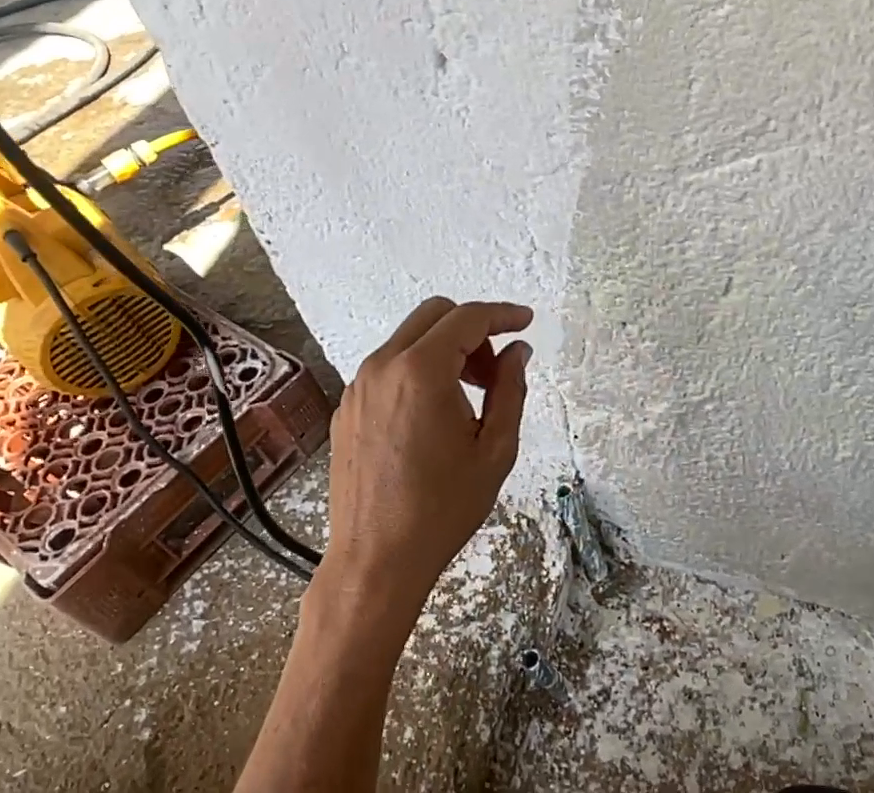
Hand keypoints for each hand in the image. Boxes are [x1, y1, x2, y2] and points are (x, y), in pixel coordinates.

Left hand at [315, 297, 532, 605]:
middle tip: (496, 371)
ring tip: (469, 400)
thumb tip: (517, 352)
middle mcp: (382, 368)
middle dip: (472, 330)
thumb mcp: (495, 449)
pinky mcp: (347, 409)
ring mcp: (358, 388)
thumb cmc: (442, 509)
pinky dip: (418, 372)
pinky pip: (388, 368)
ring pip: (409, 340)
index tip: (525, 322)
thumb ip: (511, 389)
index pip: (467, 318)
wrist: (377, 559)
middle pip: (434, 315)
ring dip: (445, 351)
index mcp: (421, 372)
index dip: (503, 314)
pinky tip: (434, 418)